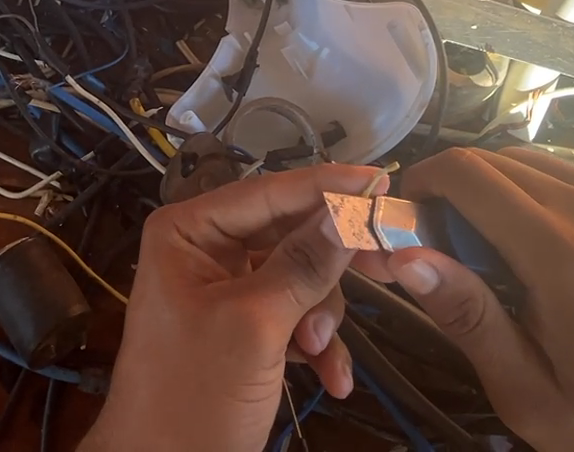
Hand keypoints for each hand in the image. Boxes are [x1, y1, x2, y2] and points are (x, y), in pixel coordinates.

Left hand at [78, 164, 395, 451]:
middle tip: (385, 264)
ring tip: (320, 352)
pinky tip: (331, 379)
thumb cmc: (194, 393)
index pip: (266, 192)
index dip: (325, 185)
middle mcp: (205, 247)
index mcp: (189, 229)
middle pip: (286, 232)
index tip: (380, 179)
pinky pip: (291, 314)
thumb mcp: (254, 326)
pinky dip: (316, 343)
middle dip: (327, 264)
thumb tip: (348, 212)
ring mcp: (224, 287)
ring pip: (297, 275)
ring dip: (319, 315)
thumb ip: (303, 266)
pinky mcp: (242, 327)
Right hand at [386, 147, 573, 451]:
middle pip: (494, 159)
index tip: (407, 213)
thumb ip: (467, 318)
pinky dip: (535, 192)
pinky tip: (541, 242)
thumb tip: (401, 254)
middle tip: (444, 237)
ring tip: (492, 241)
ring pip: (530, 161)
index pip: (466, 173)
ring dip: (493, 186)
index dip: (422, 180)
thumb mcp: (530, 395)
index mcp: (567, 258)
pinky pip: (569, 176)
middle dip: (453, 185)